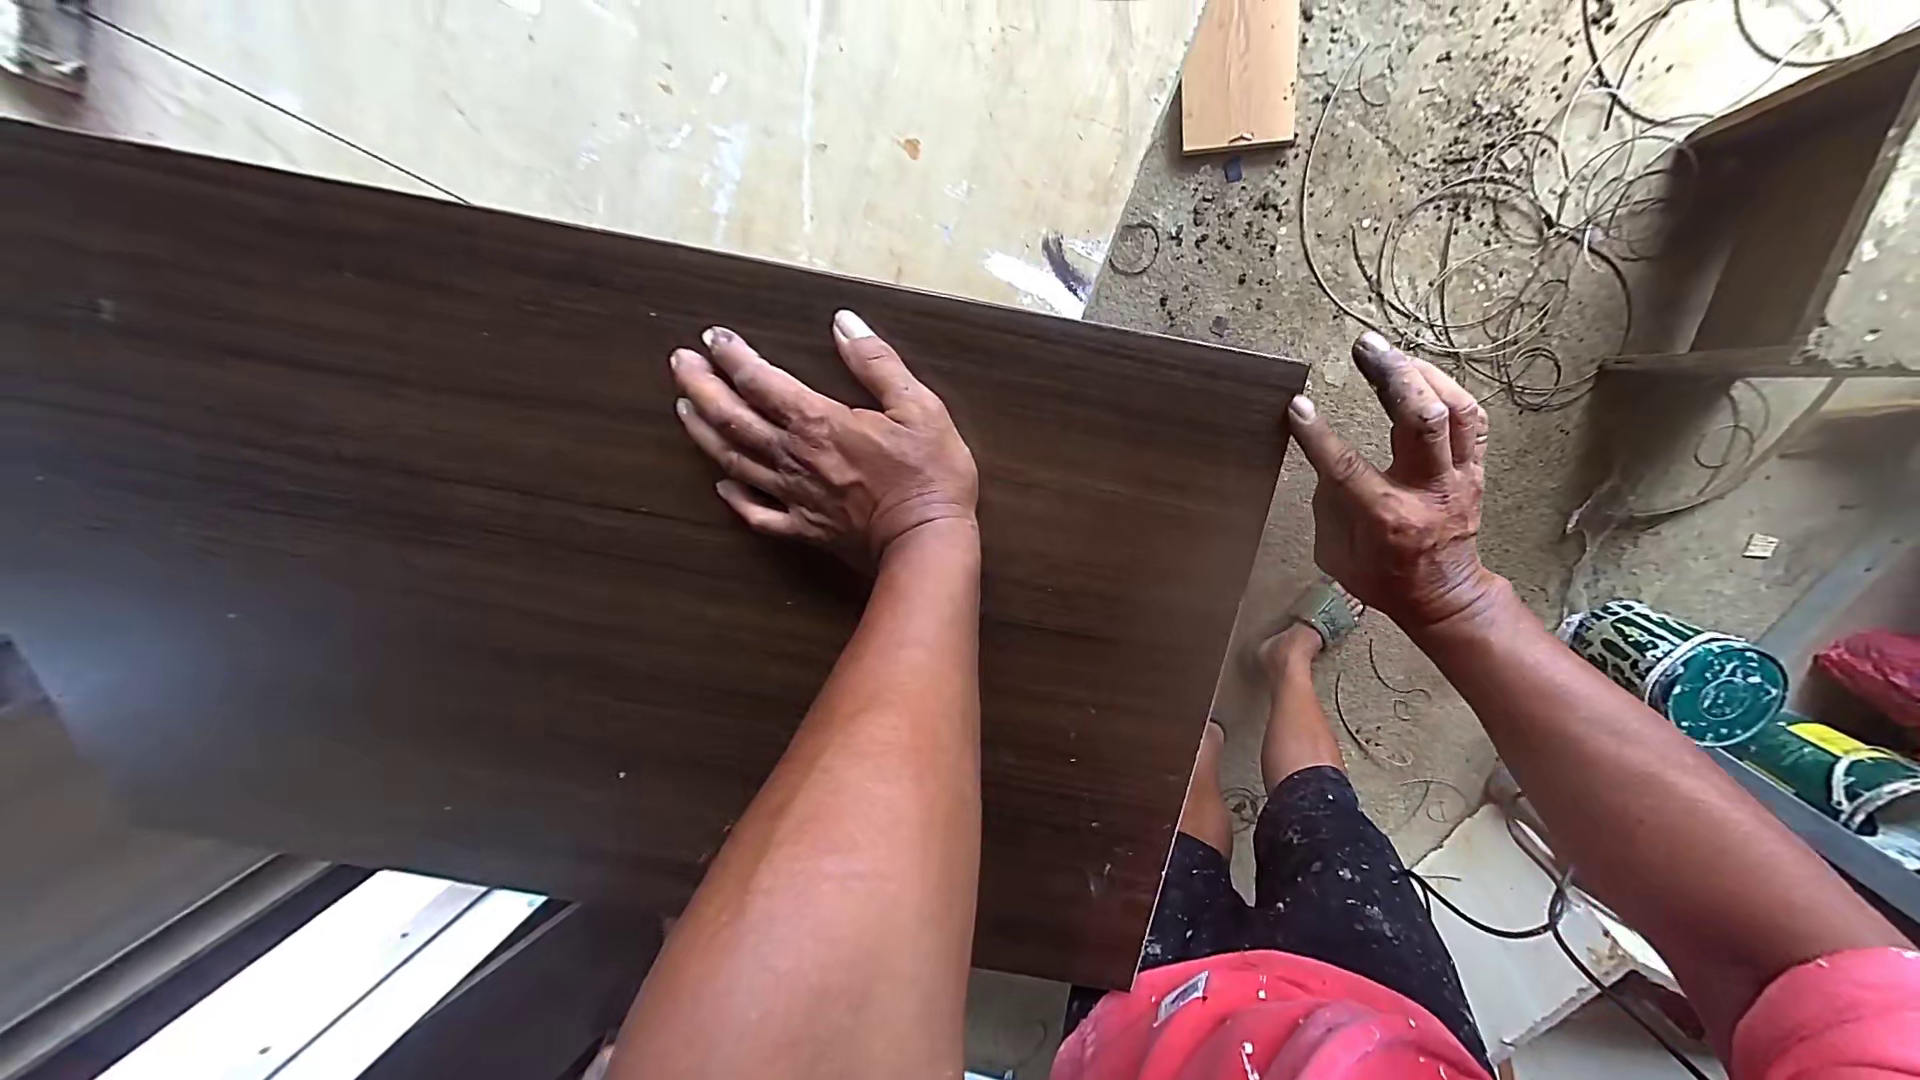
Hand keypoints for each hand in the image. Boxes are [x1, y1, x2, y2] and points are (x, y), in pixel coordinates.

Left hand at [669, 310, 978, 563]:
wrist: (927, 542)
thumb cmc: (928, 475)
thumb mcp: (918, 406)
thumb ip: (877, 363)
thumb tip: (844, 323)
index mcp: (819, 422)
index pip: (761, 381)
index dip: (733, 356)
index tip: (715, 337)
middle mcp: (795, 457)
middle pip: (733, 417)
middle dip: (701, 386)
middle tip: (680, 362)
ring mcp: (795, 496)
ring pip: (734, 460)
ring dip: (703, 432)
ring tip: (684, 408)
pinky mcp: (805, 528)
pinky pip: (757, 514)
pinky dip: (734, 499)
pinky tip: (721, 486)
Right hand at [1287, 331, 1501, 632]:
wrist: (1443, 596)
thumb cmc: (1380, 578)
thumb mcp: (1333, 551)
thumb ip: (1330, 502)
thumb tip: (1327, 457)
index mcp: (1387, 517)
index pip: (1347, 466)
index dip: (1318, 434)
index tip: (1298, 404)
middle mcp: (1430, 492)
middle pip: (1421, 420)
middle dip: (1392, 376)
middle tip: (1364, 347)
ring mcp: (1460, 478)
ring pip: (1455, 411)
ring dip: (1423, 374)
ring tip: (1391, 354)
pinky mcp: (1474, 470)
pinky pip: (1472, 419)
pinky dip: (1449, 390)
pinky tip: (1422, 375)